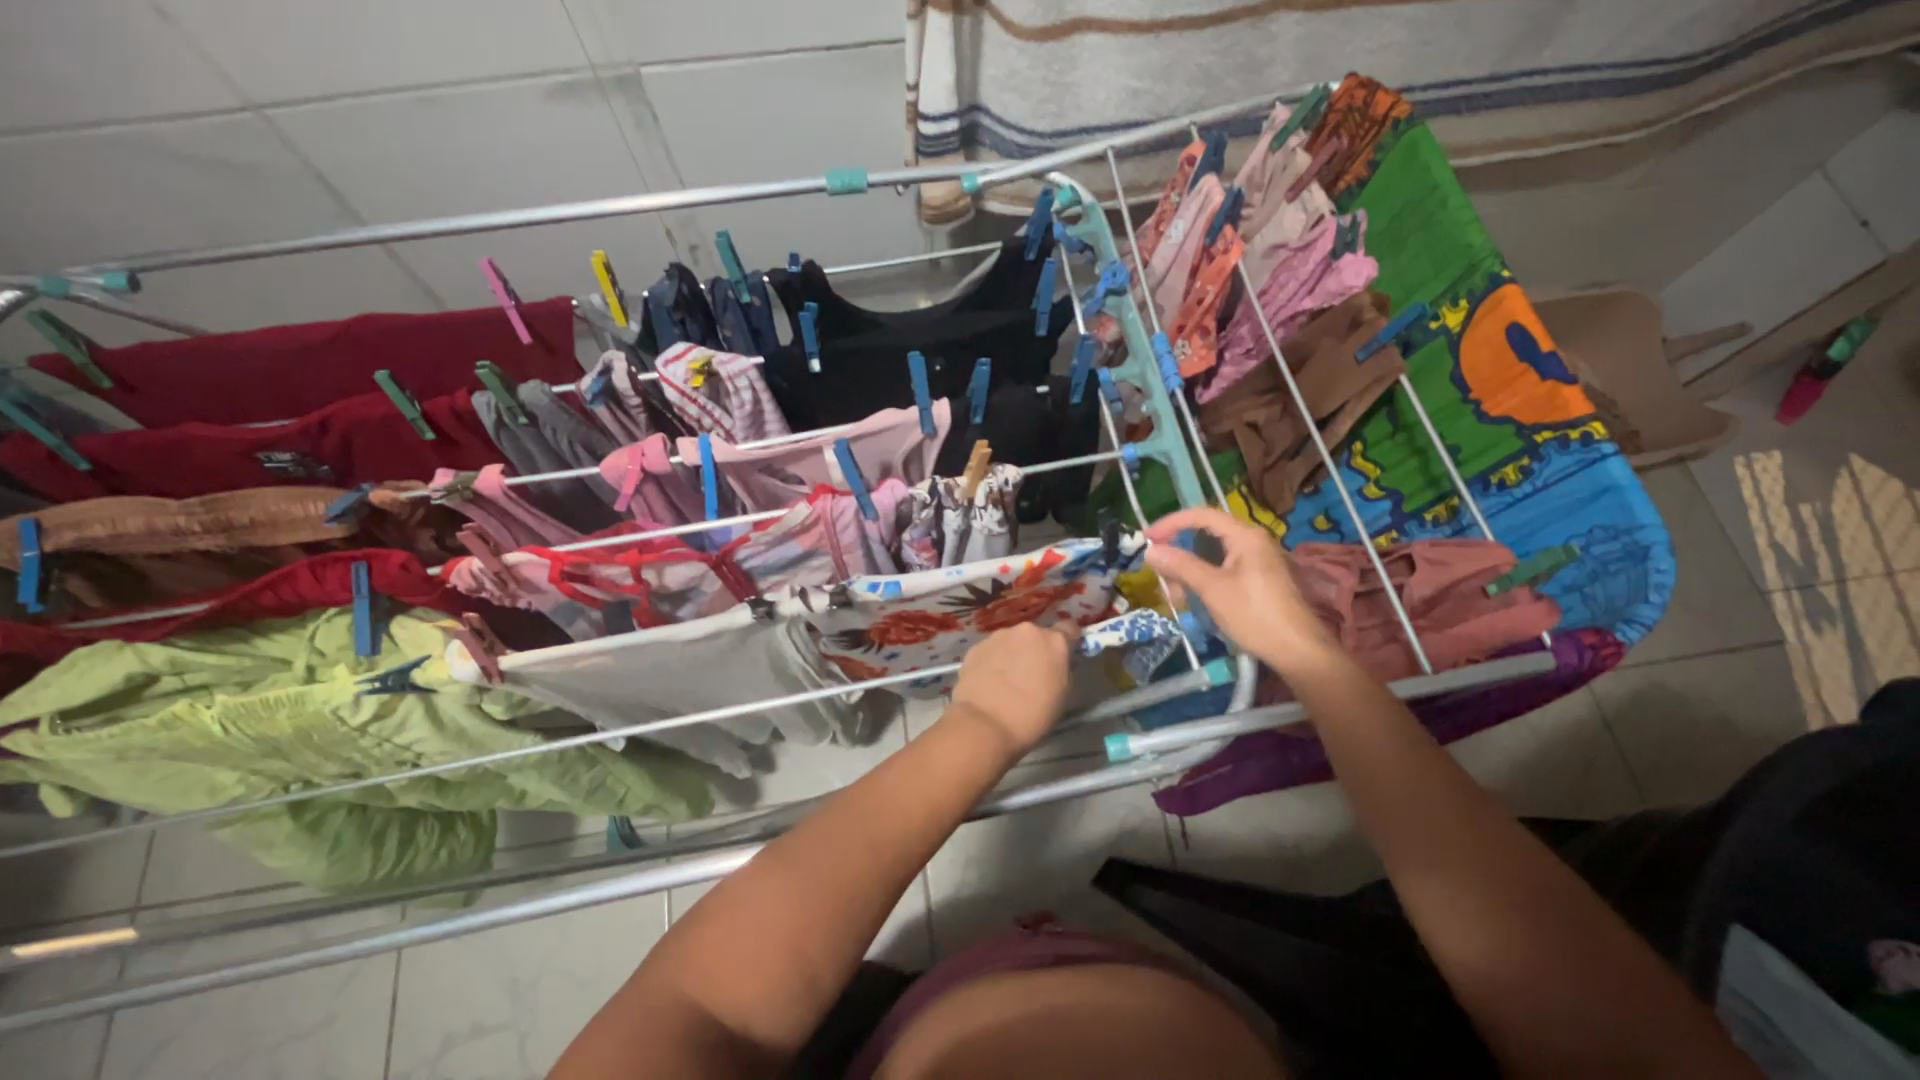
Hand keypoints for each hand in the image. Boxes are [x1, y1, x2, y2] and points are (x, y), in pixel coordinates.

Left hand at [945, 622, 1080, 758]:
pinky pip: (990, 651)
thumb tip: (1054, 664)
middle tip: (1030, 674)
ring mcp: (998, 636)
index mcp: (1054, 641)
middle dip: (1035, 650)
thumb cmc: (1032, 716)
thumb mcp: (1062, 695)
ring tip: (1005, 681)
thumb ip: (1061, 670)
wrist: (984, 724)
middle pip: (1036, 636)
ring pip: (1011, 641)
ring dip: (1012, 654)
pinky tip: (987, 682)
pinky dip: (992, 661)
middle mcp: (1027, 630)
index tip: (1062, 657)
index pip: (1069, 628)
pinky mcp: (975, 647)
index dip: (1067, 642)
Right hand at [1144, 506, 1337, 670]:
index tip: (1147, 539)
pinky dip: (1205, 581)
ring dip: (1190, 573)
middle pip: (1206, 536)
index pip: (1201, 515)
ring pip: (1213, 556)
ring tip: (1178, 598)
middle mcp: (1253, 541)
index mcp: (1245, 536)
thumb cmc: (1255, 615)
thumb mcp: (1212, 589)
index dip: (1171, 523)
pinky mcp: (1259, 579)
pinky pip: (1224, 570)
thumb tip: (1151, 551)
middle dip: (1180, 555)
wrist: (1297, 650)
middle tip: (1163, 578)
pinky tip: (1197, 601)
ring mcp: (1257, 561)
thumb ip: (1181, 566)